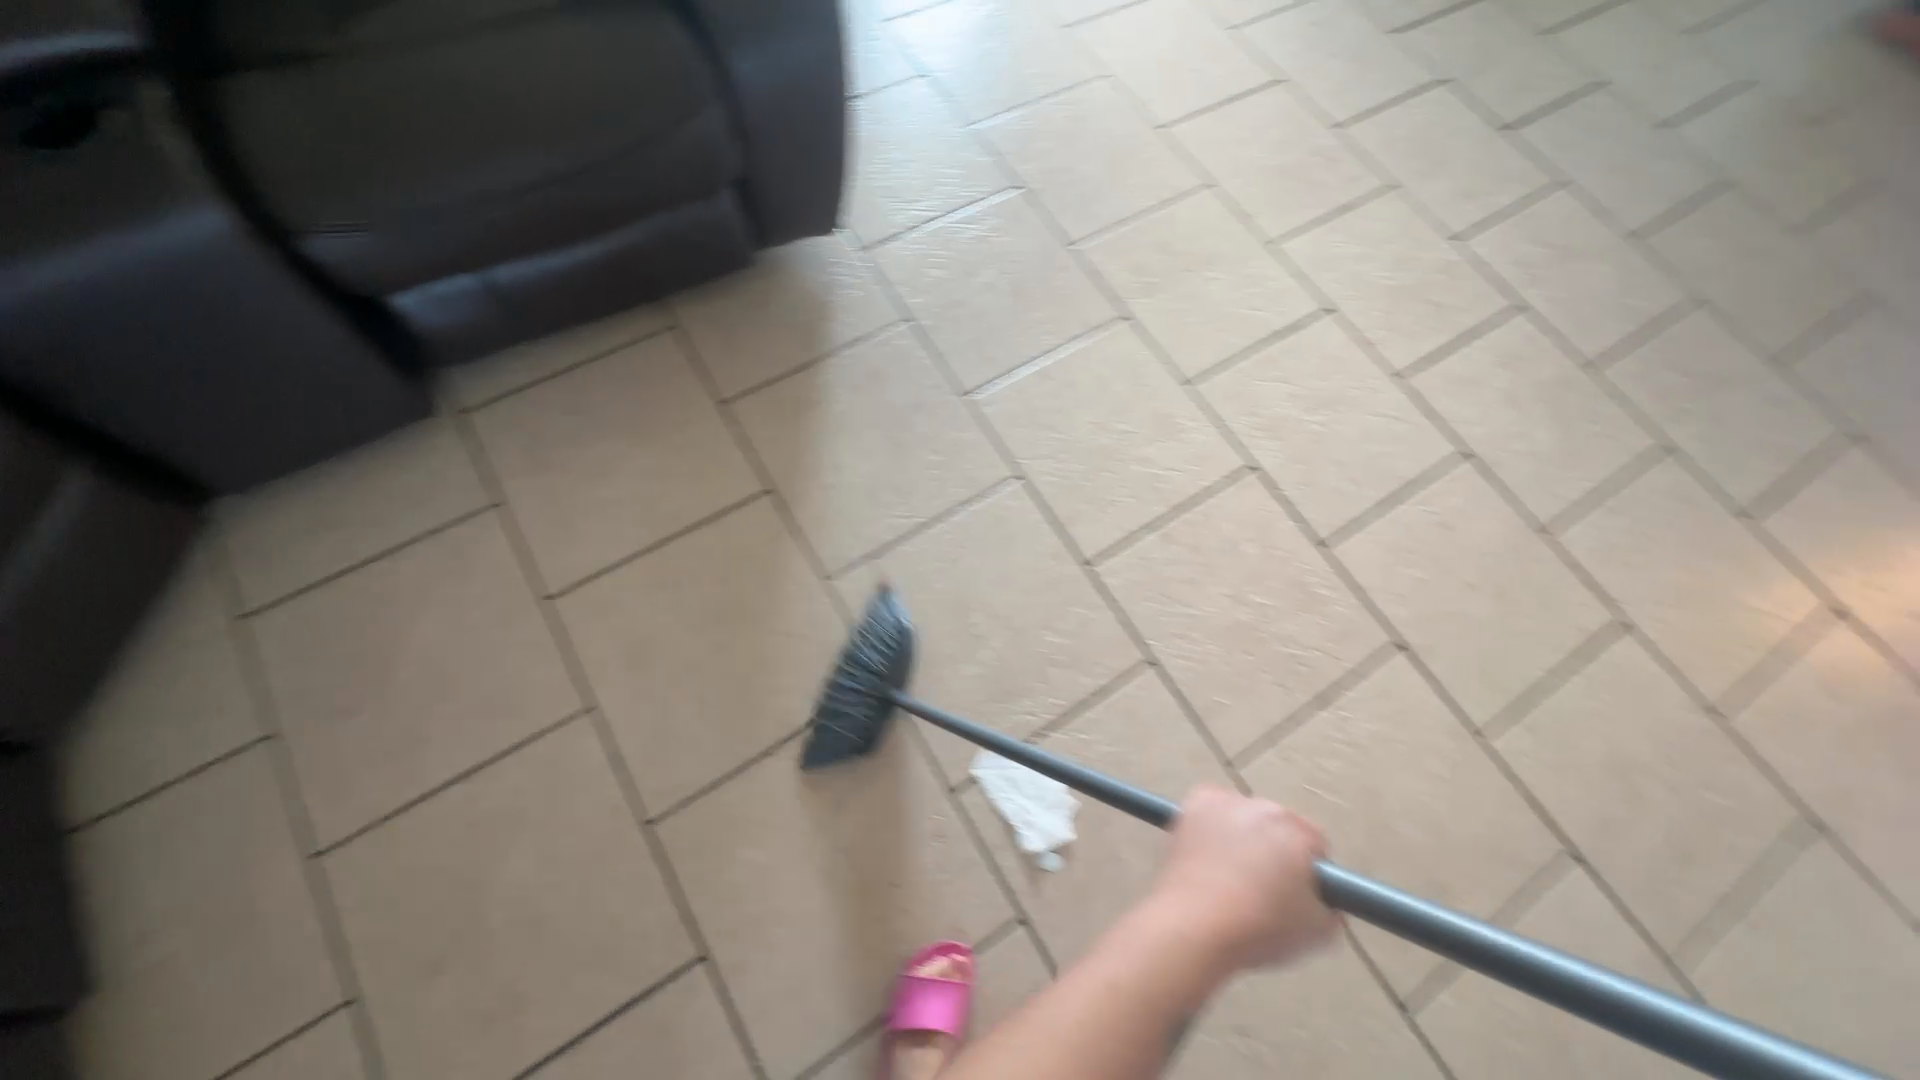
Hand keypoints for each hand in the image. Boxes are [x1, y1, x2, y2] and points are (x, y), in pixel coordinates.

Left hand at [1146, 785, 1339, 973]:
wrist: (1195, 924)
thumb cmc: (1260, 929)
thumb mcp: (1318, 933)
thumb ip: (1331, 908)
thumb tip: (1324, 899)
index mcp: (1299, 832)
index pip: (1316, 844)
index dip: (1309, 871)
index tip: (1295, 894)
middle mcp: (1265, 807)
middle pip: (1279, 826)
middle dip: (1276, 850)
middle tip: (1261, 887)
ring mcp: (1226, 802)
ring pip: (1245, 816)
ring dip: (1243, 836)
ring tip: (1229, 874)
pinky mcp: (1193, 805)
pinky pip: (1212, 809)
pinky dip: (1212, 825)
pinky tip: (1208, 851)